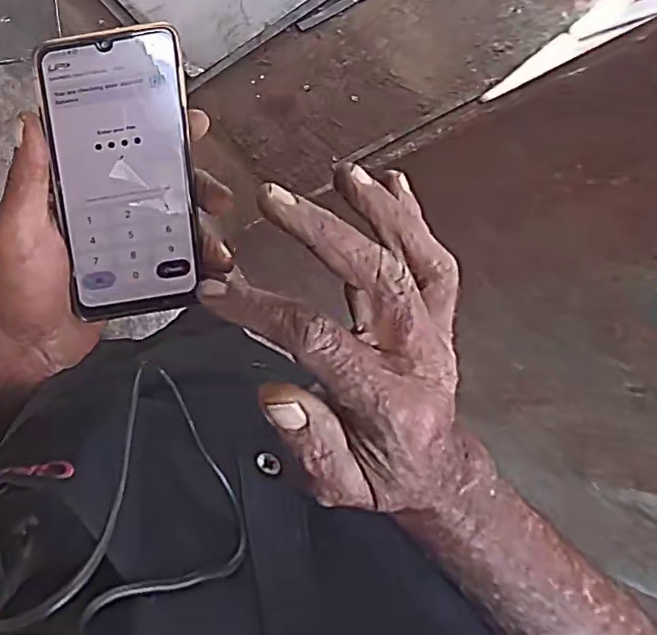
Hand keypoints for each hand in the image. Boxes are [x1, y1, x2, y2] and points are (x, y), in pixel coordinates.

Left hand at [0, 109, 234, 377]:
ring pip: (172, 211)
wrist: (35, 346)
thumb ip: (26, 178)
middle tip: (211, 186)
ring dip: (200, 217)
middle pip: (155, 173)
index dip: (145, 124)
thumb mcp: (17, 228)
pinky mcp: (137, 262)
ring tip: (214, 238)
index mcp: (73, 185)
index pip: (112, 141)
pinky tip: (210, 262)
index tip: (174, 113)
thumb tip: (28, 123)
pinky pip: (174, 250)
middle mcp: (102, 201)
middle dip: (191, 173)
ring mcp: (123, 231)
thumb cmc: (18, 288)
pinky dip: (197, 253)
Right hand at [196, 163, 463, 511]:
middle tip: (274, 200)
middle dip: (320, 230)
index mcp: (386, 396)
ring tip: (343, 174)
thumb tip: (276, 395)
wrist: (437, 471)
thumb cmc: (383, 472)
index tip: (219, 291)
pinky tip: (390, 183)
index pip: (315, 335)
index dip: (259, 308)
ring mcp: (433, 328)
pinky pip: (431, 258)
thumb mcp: (339, 483)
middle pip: (375, 274)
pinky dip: (411, 216)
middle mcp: (416, 352)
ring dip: (377, 209)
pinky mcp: (437, 312)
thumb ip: (308, 441)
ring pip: (414, 257)